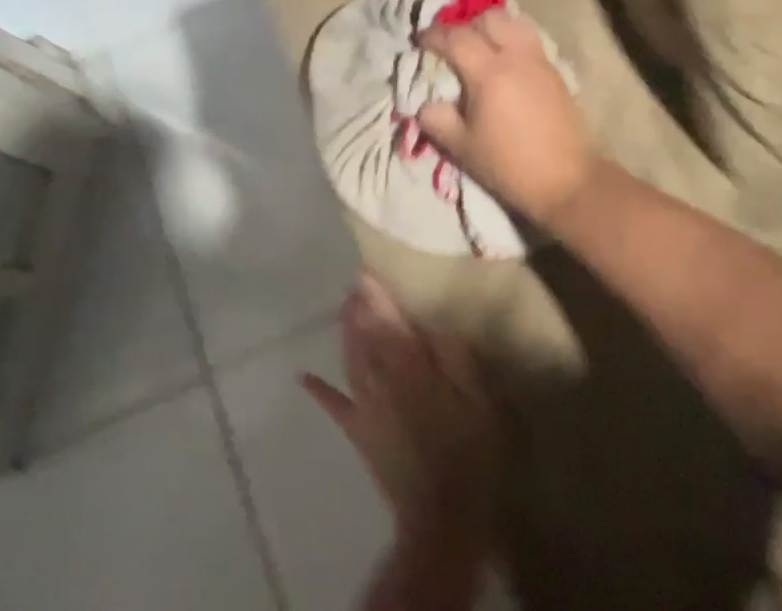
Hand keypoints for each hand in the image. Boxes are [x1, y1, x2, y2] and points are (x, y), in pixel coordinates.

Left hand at [303, 275, 499, 541]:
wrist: (442, 513)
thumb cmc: (470, 452)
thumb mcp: (477, 398)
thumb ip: (454, 357)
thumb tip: (433, 321)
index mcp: (409, 367)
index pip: (387, 319)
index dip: (376, 293)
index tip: (368, 268)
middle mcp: (379, 379)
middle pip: (363, 334)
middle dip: (358, 306)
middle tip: (355, 281)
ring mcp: (364, 407)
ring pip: (349, 359)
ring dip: (345, 331)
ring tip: (345, 307)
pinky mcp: (358, 433)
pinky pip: (334, 405)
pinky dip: (319, 389)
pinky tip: (304, 377)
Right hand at [415, 8, 598, 227]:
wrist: (567, 181)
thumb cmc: (510, 166)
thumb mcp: (463, 148)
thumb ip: (438, 120)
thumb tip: (426, 105)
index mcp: (490, 73)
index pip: (456, 37)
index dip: (434, 35)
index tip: (420, 41)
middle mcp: (517, 58)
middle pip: (489, 19)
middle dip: (466, 25)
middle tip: (452, 45)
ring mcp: (540, 62)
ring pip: (515, 23)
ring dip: (493, 28)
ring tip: (481, 49)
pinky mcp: (556, 73)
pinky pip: (530, 41)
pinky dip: (513, 41)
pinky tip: (505, 66)